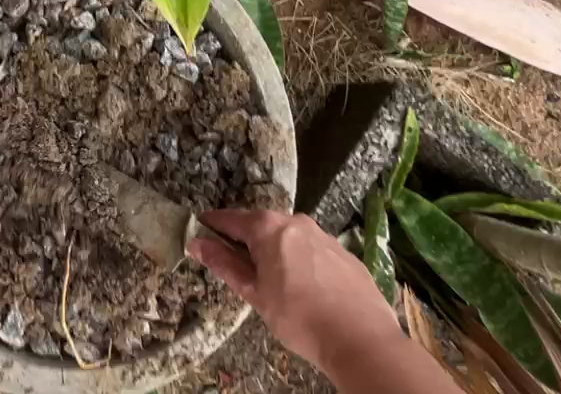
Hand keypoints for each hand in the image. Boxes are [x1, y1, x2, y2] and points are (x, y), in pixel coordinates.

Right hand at [188, 209, 402, 376]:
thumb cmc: (300, 318)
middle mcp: (294, 221)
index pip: (228, 219)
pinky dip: (302, 261)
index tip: (199, 234)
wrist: (364, 341)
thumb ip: (224, 264)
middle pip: (259, 225)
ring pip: (288, 237)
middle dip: (246, 242)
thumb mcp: (254, 293)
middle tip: (240, 268)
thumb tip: (195, 243)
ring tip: (276, 283)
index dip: (211, 227)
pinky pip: (313, 250)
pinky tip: (308, 290)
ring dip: (276, 251)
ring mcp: (323, 235)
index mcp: (267, 227)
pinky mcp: (344, 254)